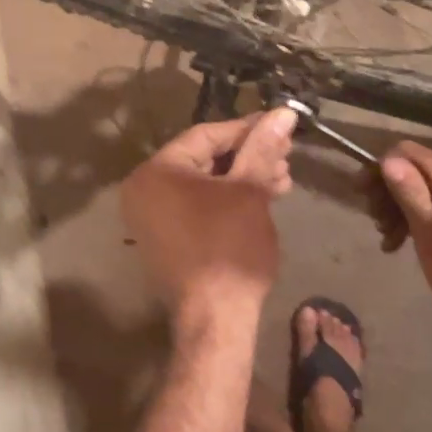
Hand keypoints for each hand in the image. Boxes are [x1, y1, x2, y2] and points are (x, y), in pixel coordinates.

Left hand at [120, 108, 297, 327]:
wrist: (215, 319)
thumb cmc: (229, 247)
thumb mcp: (249, 190)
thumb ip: (263, 147)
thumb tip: (283, 112)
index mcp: (156, 172)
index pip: (206, 135)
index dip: (247, 129)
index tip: (281, 125)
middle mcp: (144, 191)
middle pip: (205, 159)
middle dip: (249, 156)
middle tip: (286, 155)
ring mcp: (151, 219)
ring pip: (205, 185)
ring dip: (244, 179)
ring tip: (283, 179)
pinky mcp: (166, 241)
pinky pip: (198, 207)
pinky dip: (228, 201)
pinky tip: (264, 199)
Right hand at [379, 141, 431, 330]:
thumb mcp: (430, 237)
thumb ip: (410, 194)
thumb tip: (388, 160)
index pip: (407, 151)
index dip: (380, 169)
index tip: (363, 196)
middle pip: (418, 167)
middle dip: (391, 192)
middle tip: (377, 225)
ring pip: (430, 186)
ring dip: (405, 207)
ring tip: (390, 240)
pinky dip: (425, 215)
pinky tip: (412, 240)